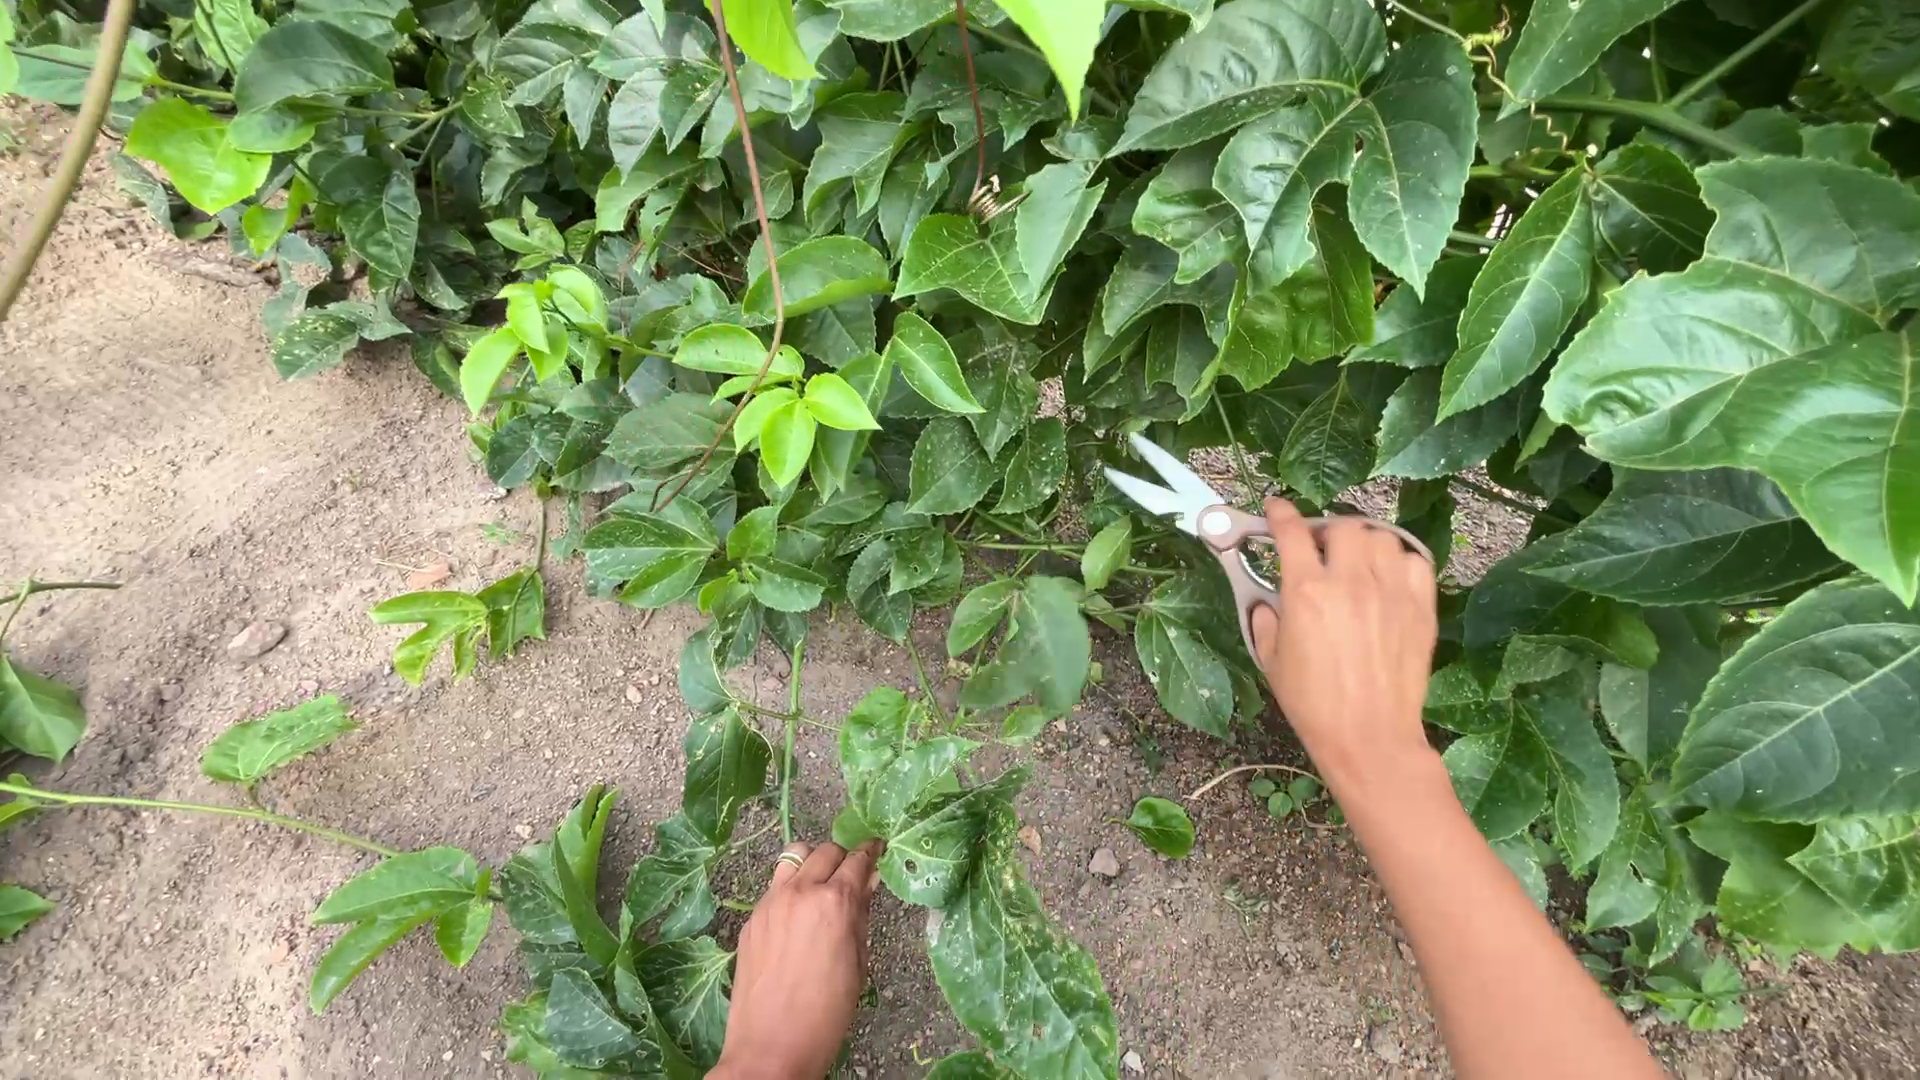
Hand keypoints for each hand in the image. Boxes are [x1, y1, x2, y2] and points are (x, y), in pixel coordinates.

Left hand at [710, 840, 881, 1079]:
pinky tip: (795, 915)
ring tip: (818, 885)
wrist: (770, 1051)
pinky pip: (775, 885)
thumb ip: (862, 915)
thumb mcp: (858, 963)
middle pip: (826, 851)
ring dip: (812, 863)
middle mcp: (801, 891)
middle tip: (849, 876)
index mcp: (835, 902)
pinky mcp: (751, 918)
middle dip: (843, 858)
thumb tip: (868, 881)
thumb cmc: (826, 1014)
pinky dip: (790, 887)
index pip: (857, 859)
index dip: (871, 851)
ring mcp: (771, 902)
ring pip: (795, 855)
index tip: (877, 848)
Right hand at [1250, 498, 1438, 794]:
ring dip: (1363, 541)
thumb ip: (1265, 618)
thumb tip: (1267, 601)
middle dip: (1326, 530)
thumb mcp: (1270, 657)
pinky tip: (1387, 576)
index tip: (1275, 508)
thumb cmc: (1311, 701)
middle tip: (1319, 548)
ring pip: (1381, 537)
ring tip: (1355, 559)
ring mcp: (1391, 593)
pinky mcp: (1421, 609)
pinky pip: (1415, 561)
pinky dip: (1399, 560)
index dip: (1280, 513)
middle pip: (1343, 526)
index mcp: (1305, 592)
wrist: (1368, 735)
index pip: (1292, 532)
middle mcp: (1350, 583)